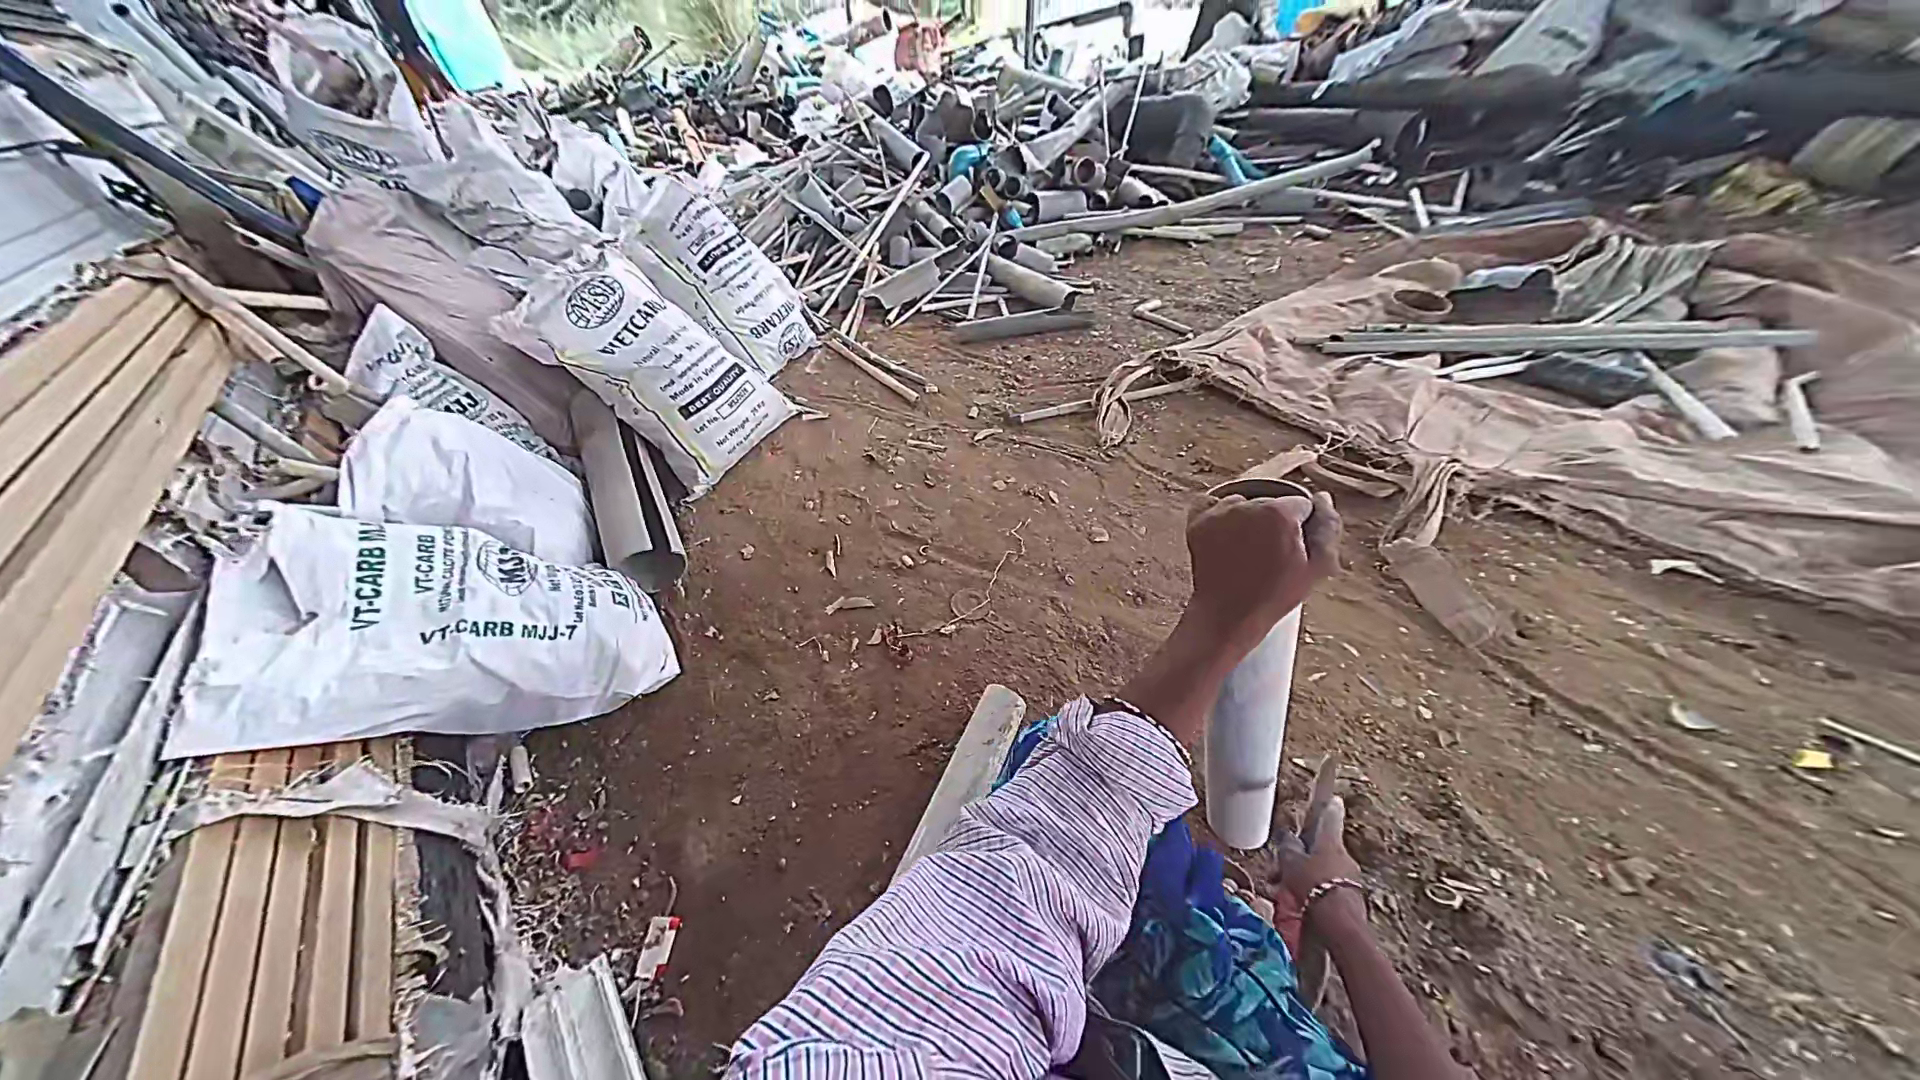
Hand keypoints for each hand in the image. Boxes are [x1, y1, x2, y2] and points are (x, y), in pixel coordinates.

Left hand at [1184, 489, 1340, 658]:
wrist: (1226, 614)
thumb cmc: (1273, 595)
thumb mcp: (1317, 566)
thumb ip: (1328, 527)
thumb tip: (1322, 497)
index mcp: (1278, 513)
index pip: (1301, 504)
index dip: (1301, 527)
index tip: (1293, 549)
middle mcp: (1245, 506)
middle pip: (1271, 502)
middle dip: (1274, 522)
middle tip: (1269, 553)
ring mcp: (1217, 513)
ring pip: (1242, 503)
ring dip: (1247, 518)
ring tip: (1246, 550)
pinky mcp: (1197, 522)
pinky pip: (1212, 505)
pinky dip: (1219, 516)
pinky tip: (1226, 538)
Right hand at [1277, 795, 1366, 933]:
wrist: (1339, 926)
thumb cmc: (1312, 886)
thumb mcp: (1290, 862)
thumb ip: (1288, 846)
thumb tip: (1289, 837)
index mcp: (1330, 843)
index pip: (1330, 818)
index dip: (1329, 807)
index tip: (1334, 798)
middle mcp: (1344, 858)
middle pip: (1321, 848)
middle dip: (1301, 855)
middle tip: (1279, 868)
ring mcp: (1350, 879)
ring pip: (1322, 870)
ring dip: (1303, 875)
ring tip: (1281, 889)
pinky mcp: (1351, 899)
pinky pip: (1327, 887)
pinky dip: (1312, 890)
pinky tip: (1296, 901)